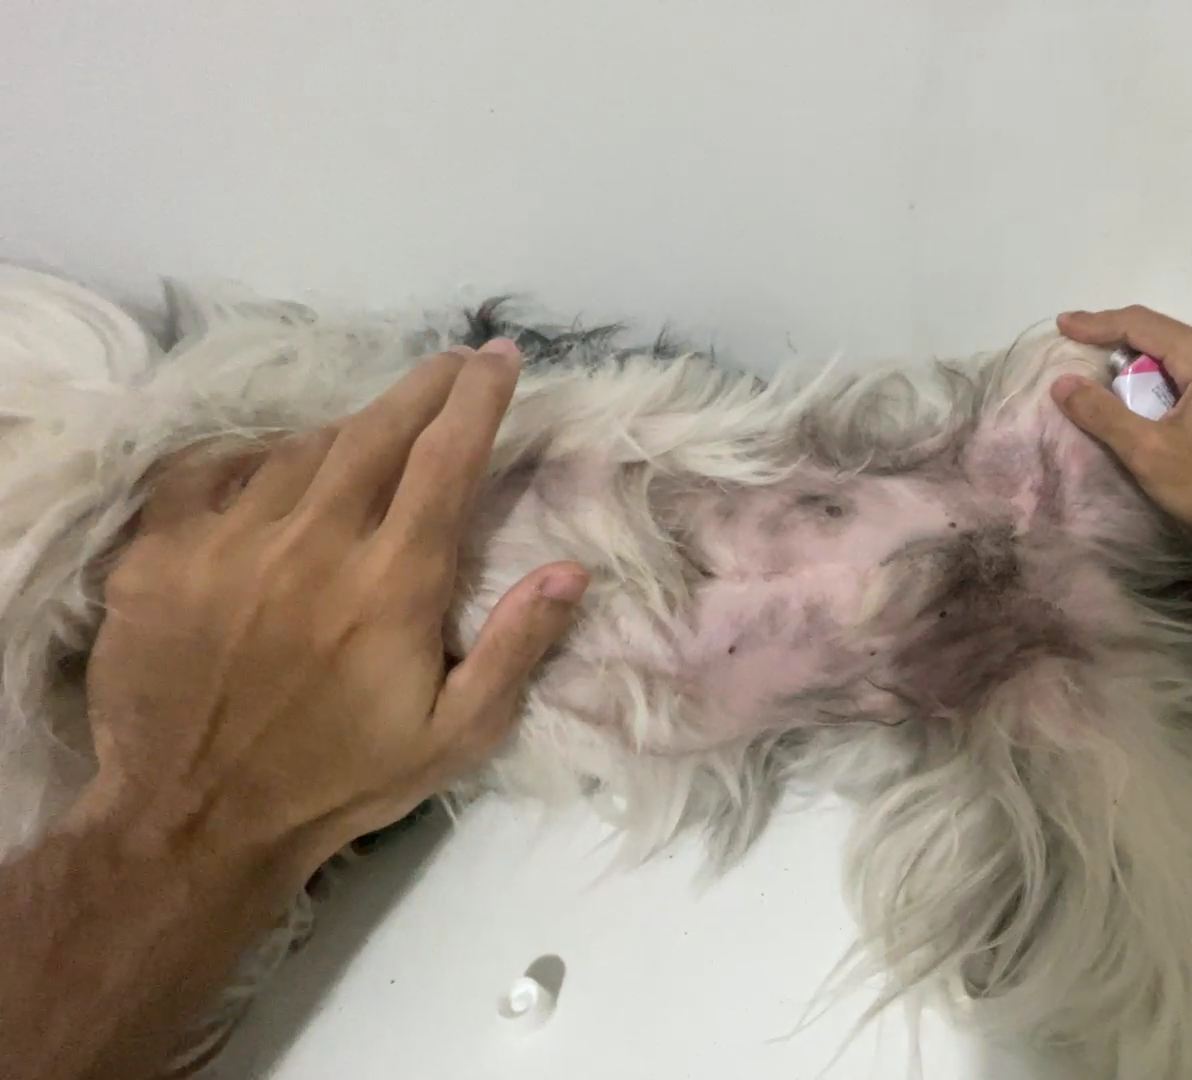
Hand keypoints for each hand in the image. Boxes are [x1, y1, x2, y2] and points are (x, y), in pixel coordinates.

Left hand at [76, 339, 587, 879]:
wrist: (194, 823)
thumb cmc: (351, 773)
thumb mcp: (464, 729)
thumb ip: (519, 644)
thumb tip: (571, 570)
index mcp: (392, 584)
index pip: (445, 462)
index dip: (478, 400)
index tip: (501, 358)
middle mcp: (311, 546)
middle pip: (376, 433)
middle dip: (427, 385)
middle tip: (461, 360)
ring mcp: (224, 547)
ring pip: (302, 447)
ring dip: (358, 424)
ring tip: (391, 422)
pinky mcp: (158, 560)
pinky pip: (213, 471)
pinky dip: (262, 452)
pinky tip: (286, 461)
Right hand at [1050, 306, 1191, 552]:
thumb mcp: (1148, 452)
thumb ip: (1102, 413)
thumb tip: (1062, 383)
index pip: (1142, 324)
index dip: (1097, 323)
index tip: (1062, 325)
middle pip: (1164, 334)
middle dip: (1118, 340)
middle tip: (1080, 347)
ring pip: (1182, 354)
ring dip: (1143, 362)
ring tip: (1107, 373)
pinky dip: (1167, 378)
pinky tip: (1149, 397)